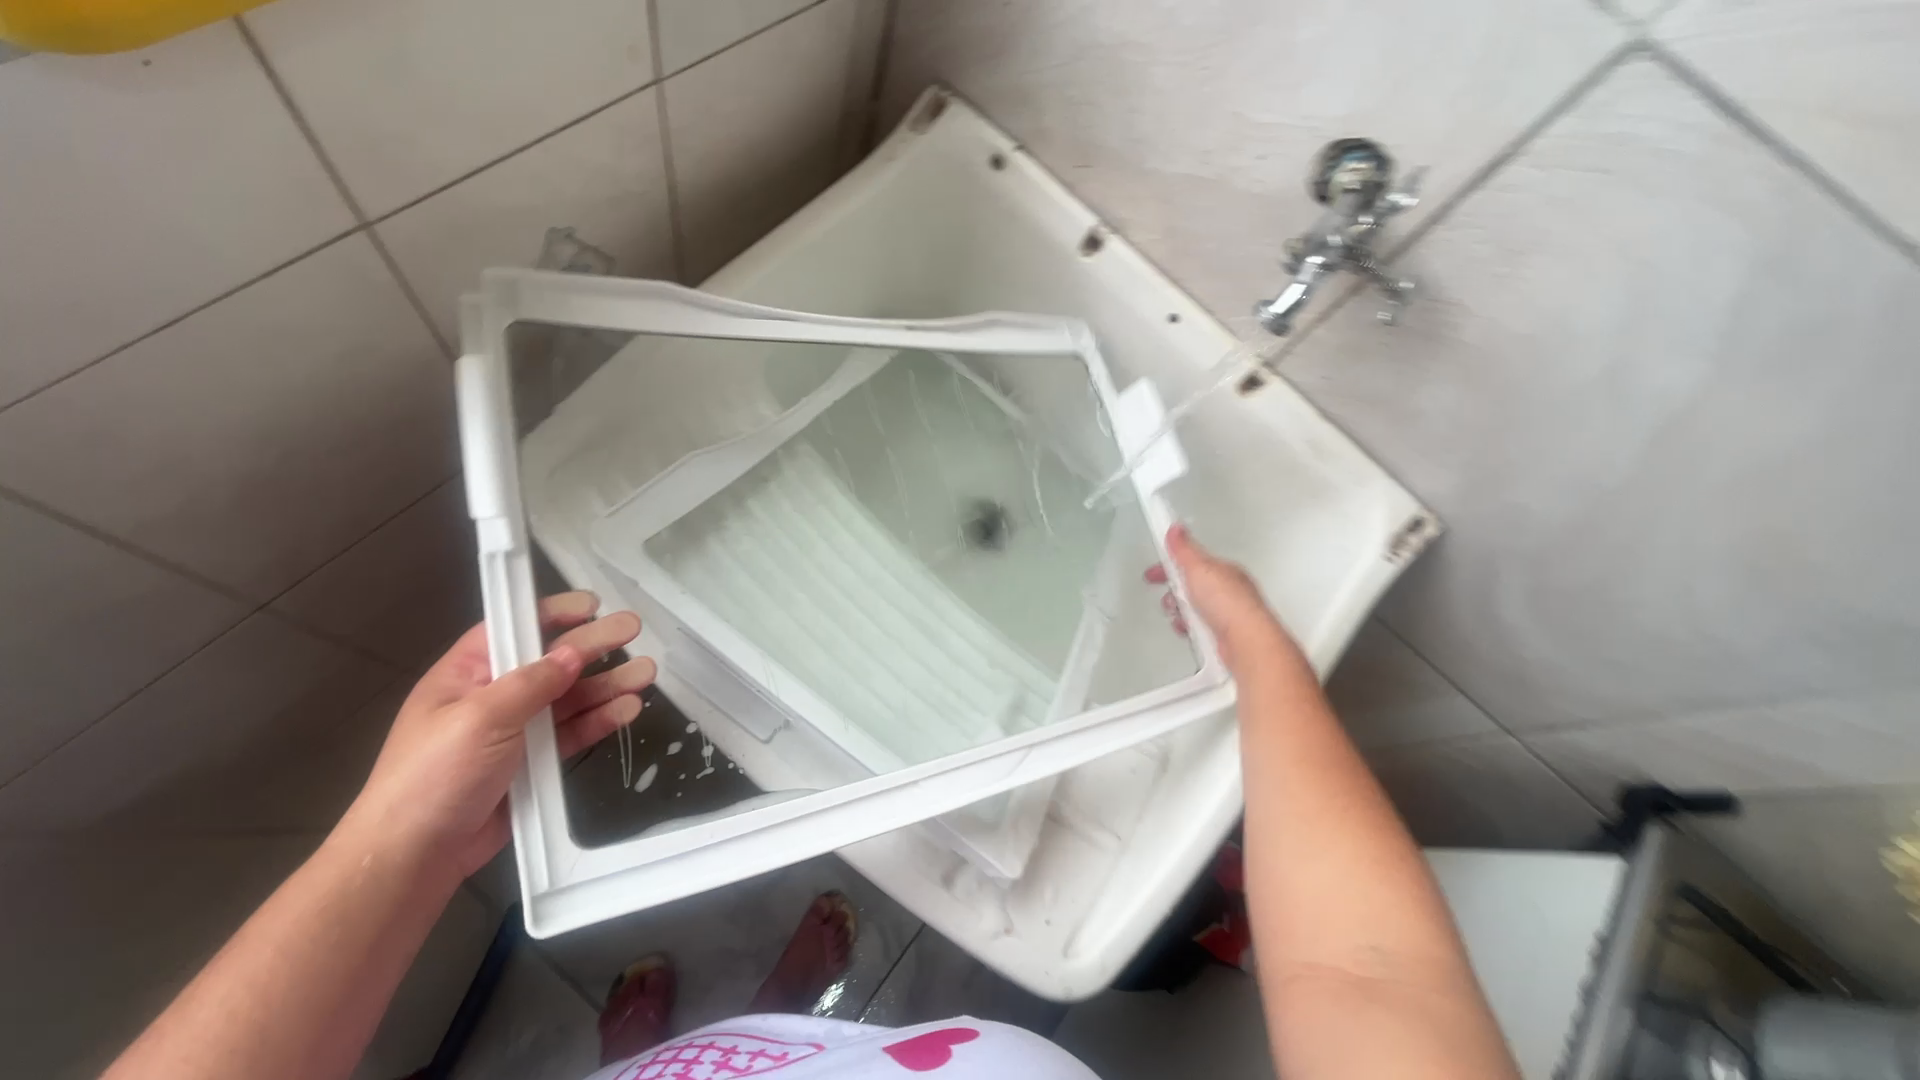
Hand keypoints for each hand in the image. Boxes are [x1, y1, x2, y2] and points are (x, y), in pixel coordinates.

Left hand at [341, 592, 655, 878]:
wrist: (415, 855)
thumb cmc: (435, 775)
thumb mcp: (480, 718)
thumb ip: (531, 683)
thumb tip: (572, 653)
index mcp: (466, 675)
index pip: (511, 629)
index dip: (551, 613)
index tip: (592, 604)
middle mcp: (492, 697)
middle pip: (551, 661)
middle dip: (593, 645)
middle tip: (634, 629)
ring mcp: (514, 732)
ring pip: (569, 698)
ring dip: (607, 683)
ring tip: (648, 673)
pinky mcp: (532, 765)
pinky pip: (572, 734)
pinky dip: (600, 720)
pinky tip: (628, 709)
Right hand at [1157, 524, 1305, 675]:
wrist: (1246, 642)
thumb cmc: (1229, 603)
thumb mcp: (1199, 568)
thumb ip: (1184, 549)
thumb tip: (1176, 529)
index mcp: (1223, 570)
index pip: (1191, 562)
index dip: (1169, 566)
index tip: (1153, 574)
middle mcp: (1227, 591)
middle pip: (1190, 587)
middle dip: (1174, 593)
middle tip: (1170, 600)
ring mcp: (1225, 614)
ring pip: (1192, 609)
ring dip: (1180, 613)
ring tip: (1181, 618)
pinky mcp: (1222, 636)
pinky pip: (1197, 629)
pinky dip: (1189, 630)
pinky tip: (1189, 632)